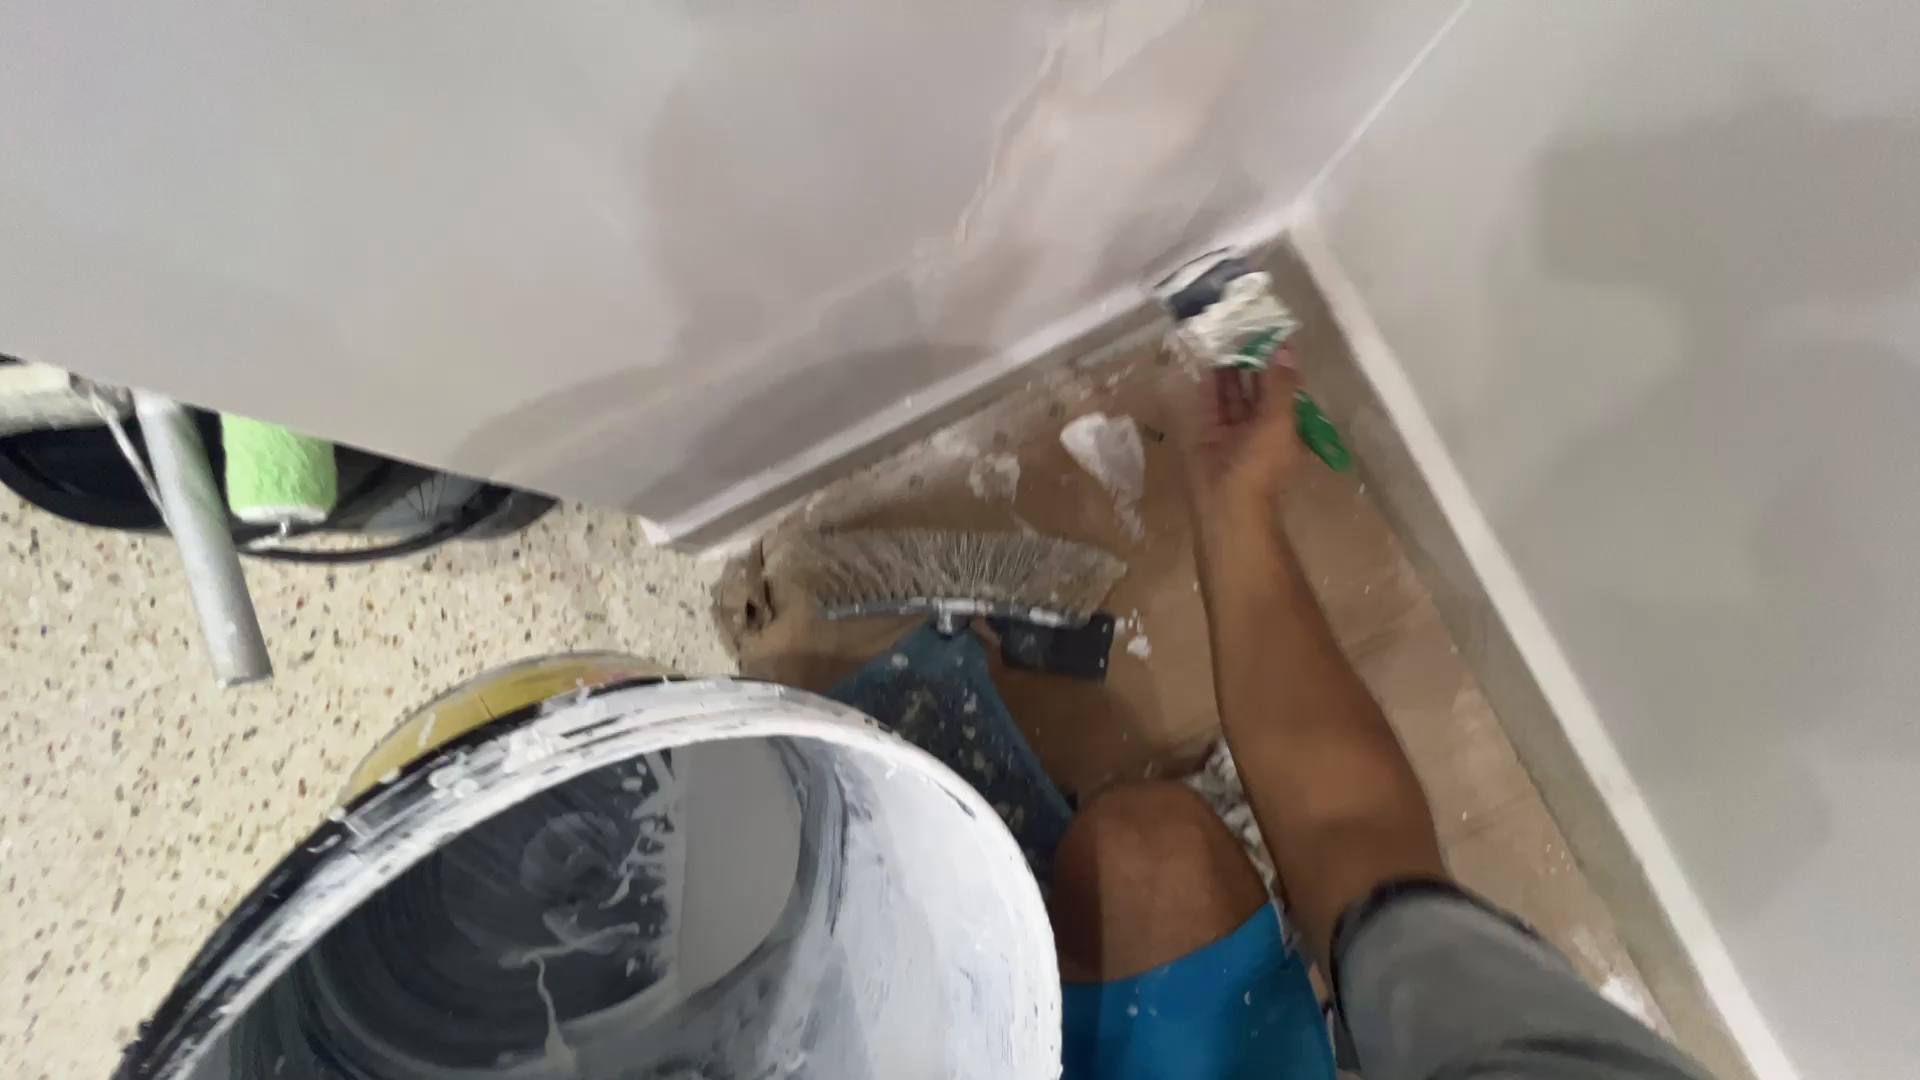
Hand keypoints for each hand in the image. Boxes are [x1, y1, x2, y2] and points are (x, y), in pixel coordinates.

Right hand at [1171, 348, 1303, 535]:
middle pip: (1258, 388)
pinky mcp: (1209, 435)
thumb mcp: (1280, 420)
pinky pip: (1211, 405)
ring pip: (1233, 395)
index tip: (1273, 333)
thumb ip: (1280, 384)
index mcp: (1286, 426)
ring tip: (1224, 340)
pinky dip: (1210, 386)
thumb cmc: (1260, 462)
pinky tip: (1208, 363)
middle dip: (1253, 362)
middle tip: (1244, 329)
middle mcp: (1261, 426)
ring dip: (1230, 370)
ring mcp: (1233, 431)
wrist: (1226, 502)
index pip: (1286, 387)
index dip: (1281, 362)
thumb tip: (1284, 348)